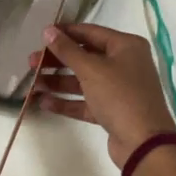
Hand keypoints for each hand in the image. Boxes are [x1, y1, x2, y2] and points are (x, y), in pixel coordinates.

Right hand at [30, 23, 175, 168]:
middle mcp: (124, 64)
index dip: (64, 33)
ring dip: (58, 82)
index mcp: (126, 46)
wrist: (144, 144)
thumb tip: (48, 31)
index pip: (90, 32)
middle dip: (57, 61)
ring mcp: (119, 89)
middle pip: (84, 57)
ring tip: (33, 84)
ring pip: (83, 81)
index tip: (41, 35)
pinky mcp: (112, 111)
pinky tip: (45, 102)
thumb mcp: (91, 69)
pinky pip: (86, 101)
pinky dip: (67, 101)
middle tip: (31, 63)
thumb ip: (67, 50)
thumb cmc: (120, 96)